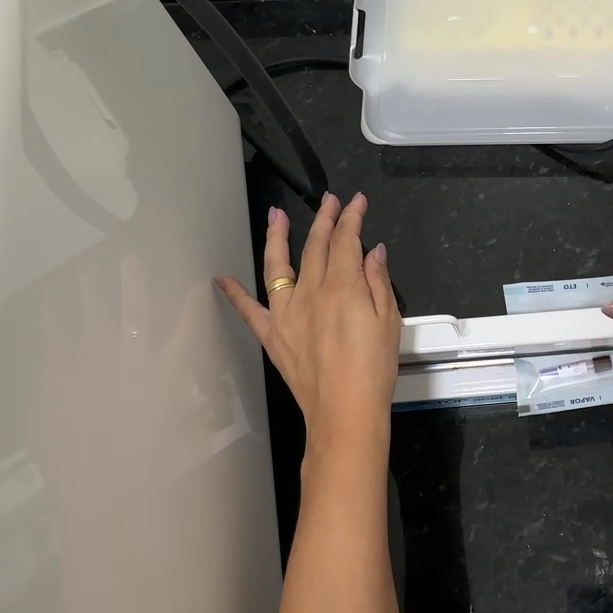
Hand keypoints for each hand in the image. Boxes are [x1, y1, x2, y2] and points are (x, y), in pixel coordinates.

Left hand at [216, 193, 399, 442]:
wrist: (345, 410)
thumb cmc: (374, 368)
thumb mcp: (390, 320)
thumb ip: (379, 282)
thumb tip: (374, 252)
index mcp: (343, 286)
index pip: (346, 240)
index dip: (351, 217)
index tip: (356, 202)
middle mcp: (311, 292)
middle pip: (315, 246)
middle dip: (324, 219)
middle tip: (329, 201)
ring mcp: (287, 312)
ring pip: (278, 266)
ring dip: (277, 237)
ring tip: (276, 215)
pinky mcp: (273, 335)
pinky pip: (250, 311)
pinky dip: (235, 295)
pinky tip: (223, 280)